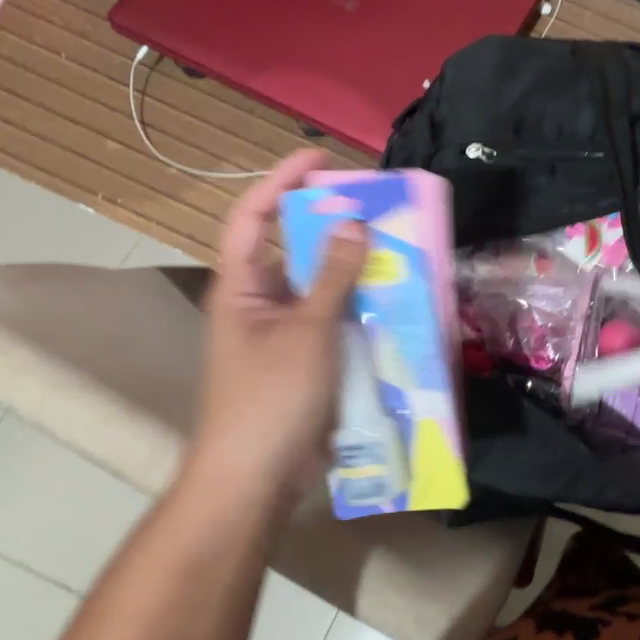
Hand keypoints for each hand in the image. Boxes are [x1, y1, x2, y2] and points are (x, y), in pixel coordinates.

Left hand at [186, 151, 366, 502]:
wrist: (255, 481)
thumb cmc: (270, 399)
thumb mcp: (307, 330)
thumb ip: (332, 275)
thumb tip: (354, 222)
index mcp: (241, 288)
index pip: (252, 218)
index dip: (280, 181)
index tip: (320, 158)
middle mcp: (261, 302)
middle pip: (294, 247)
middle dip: (332, 223)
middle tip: (378, 205)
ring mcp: (285, 333)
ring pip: (322, 284)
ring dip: (355, 266)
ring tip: (398, 244)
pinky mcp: (309, 360)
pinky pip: (338, 318)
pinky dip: (363, 304)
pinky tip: (398, 298)